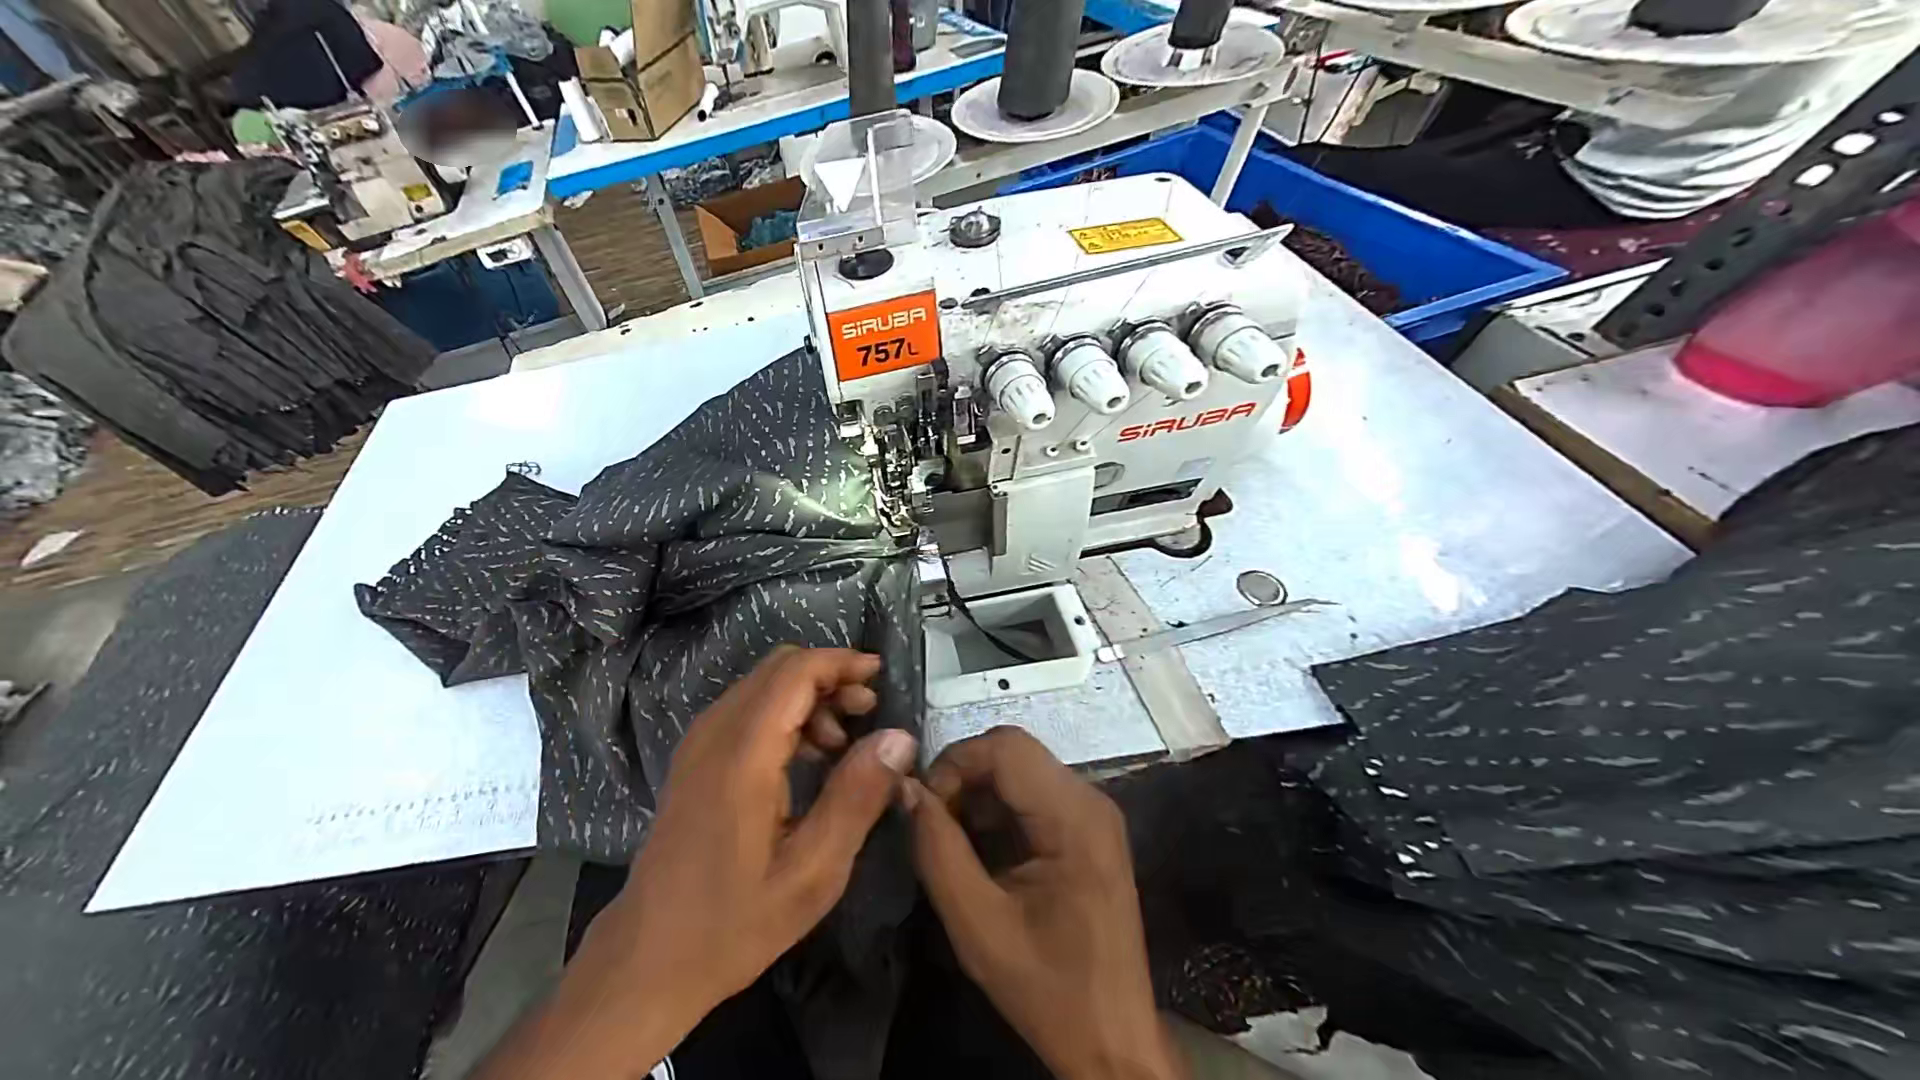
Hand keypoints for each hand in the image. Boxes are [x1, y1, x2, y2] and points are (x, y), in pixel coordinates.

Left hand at [474, 647, 914, 1079]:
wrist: (646, 960)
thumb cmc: (733, 923)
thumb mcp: (813, 872)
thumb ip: (857, 796)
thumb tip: (899, 737)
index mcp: (742, 755)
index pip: (794, 672)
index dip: (841, 662)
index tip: (880, 678)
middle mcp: (714, 734)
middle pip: (778, 668)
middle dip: (830, 677)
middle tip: (868, 714)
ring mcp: (698, 745)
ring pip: (762, 685)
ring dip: (810, 696)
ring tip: (844, 743)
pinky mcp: (694, 760)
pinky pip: (747, 709)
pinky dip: (786, 714)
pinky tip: (810, 758)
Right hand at [904, 727, 1185, 1079]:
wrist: (1112, 1037)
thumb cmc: (1048, 988)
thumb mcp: (978, 926)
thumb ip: (938, 851)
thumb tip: (906, 790)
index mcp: (1076, 818)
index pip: (1006, 747)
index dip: (955, 763)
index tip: (924, 807)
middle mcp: (1091, 799)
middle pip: (1014, 753)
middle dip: (963, 778)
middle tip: (933, 824)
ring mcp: (1093, 812)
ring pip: (1021, 769)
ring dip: (978, 794)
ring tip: (953, 842)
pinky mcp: (1088, 827)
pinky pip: (1033, 793)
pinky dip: (998, 809)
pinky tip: (981, 850)